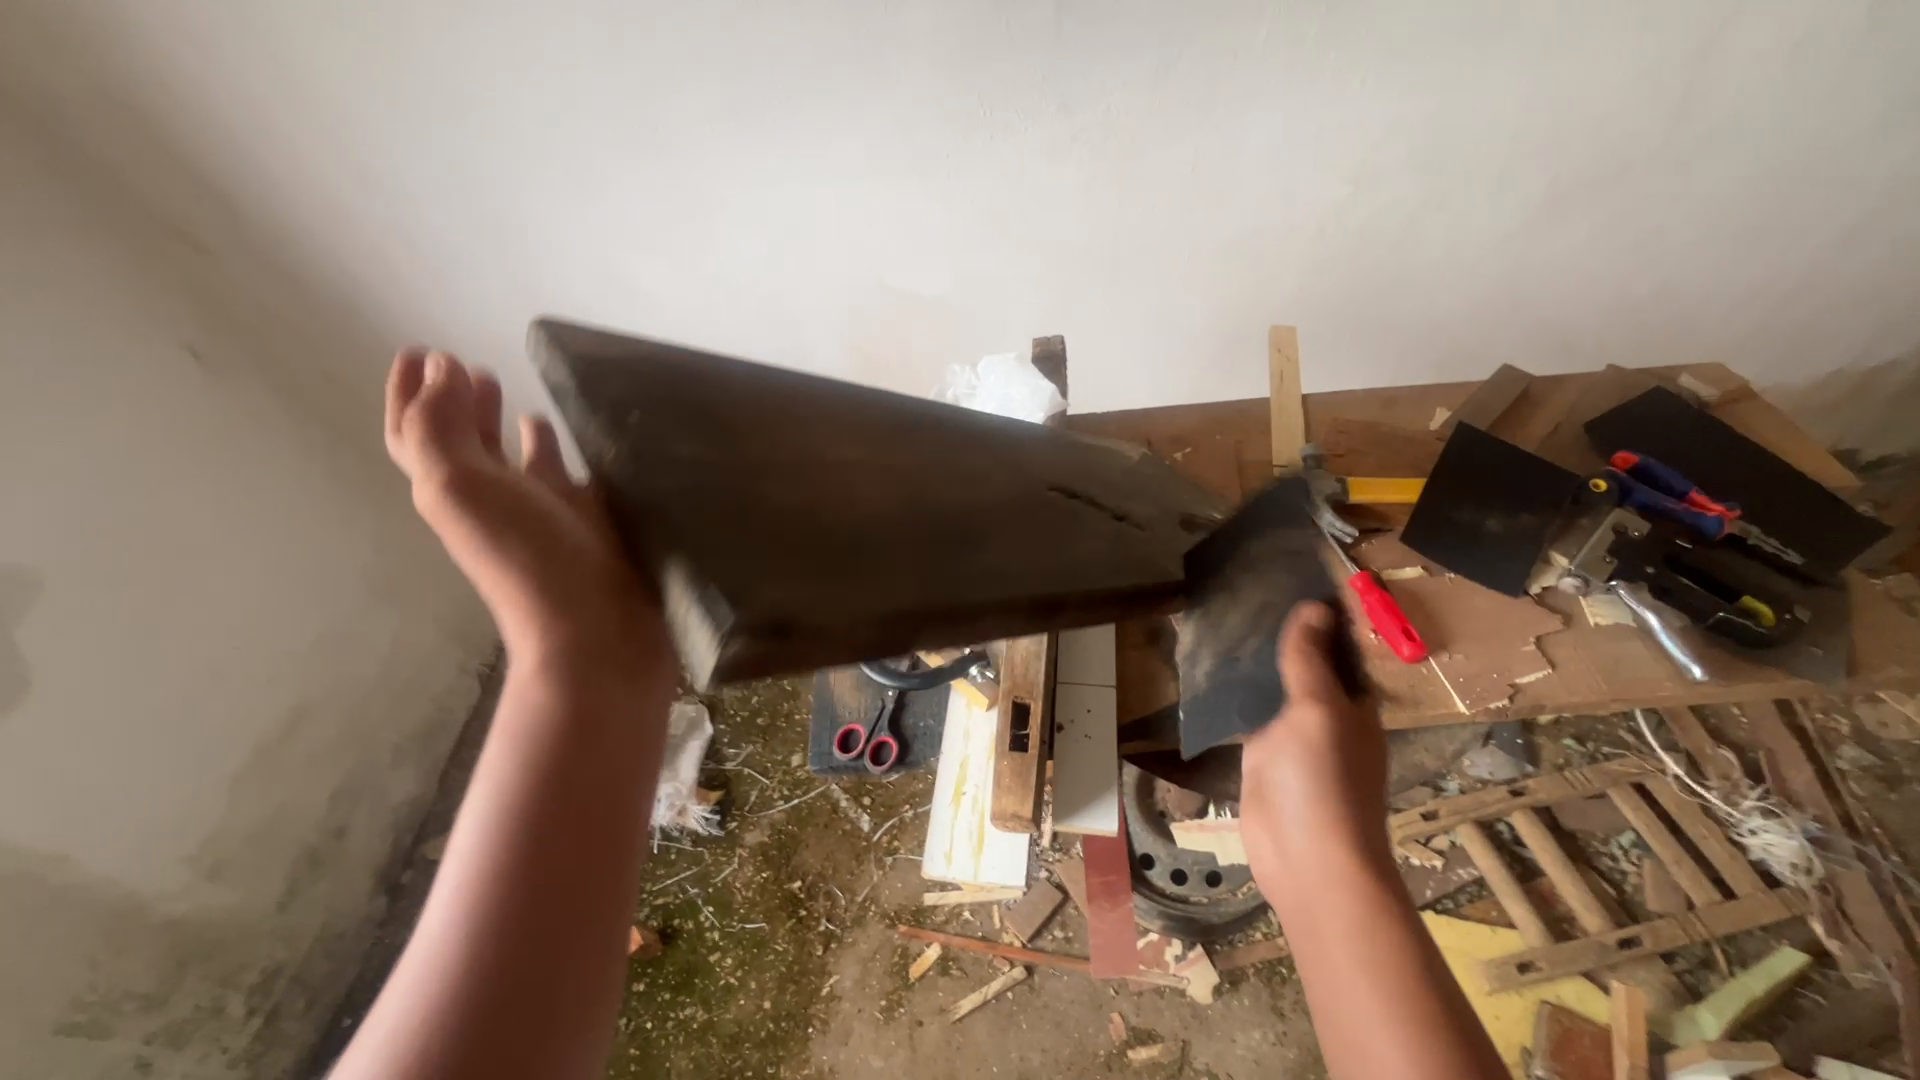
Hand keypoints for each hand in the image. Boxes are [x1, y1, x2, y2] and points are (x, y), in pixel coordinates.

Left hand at [385, 348, 667, 672]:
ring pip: (508, 457)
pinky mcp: (584, 519)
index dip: (406, 393)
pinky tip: (555, 429)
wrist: (592, 627)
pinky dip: (549, 447)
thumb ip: (440, 429)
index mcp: (450, 488)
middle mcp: (489, 496)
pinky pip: (559, 473)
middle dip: (452, 400)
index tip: (417, 349)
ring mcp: (539, 509)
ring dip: (497, 420)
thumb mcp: (459, 487)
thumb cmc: (526, 556)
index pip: (415, 431)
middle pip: (458, 441)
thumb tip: (440, 372)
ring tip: (504, 385)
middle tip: (462, 362)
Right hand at [1238, 601, 1390, 886]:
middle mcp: (1327, 715)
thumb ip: (1309, 660)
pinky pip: (1250, 716)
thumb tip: (1313, 607)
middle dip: (1282, 631)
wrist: (1307, 862)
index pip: (1340, 645)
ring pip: (1274, 688)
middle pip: (1304, 663)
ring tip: (1222, 619)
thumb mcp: (1318, 711)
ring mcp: (1292, 739)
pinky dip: (1235, 695)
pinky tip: (1210, 672)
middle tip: (1244, 588)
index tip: (1291, 573)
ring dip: (1255, 661)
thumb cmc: (1322, 782)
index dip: (1321, 612)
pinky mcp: (1262, 758)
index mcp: (1354, 701)